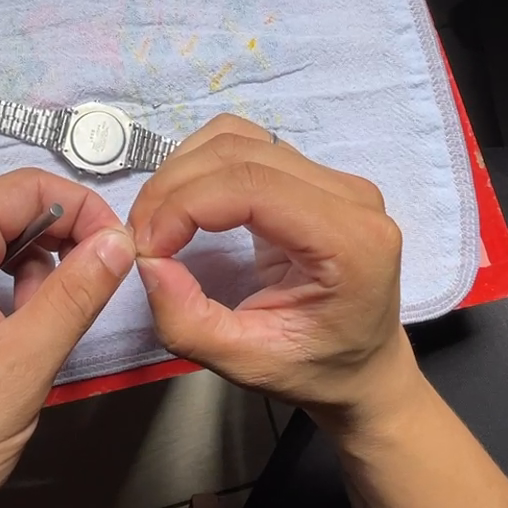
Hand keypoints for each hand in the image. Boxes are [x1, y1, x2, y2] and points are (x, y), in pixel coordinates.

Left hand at [0, 168, 135, 507]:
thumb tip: (120, 240)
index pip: (31, 186)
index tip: (122, 257)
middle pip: (11, 211)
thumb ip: (76, 295)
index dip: (86, 212)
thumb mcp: (18, 367)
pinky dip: (3, 298)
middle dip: (61, 247)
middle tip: (88, 302)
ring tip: (37, 337)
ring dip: (32, 278)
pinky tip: (6, 345)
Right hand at [128, 115, 422, 436]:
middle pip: (239, 152)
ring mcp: (334, 178)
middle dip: (173, 187)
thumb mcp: (247, 365)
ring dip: (182, 169)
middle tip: (142, 236)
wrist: (365, 368)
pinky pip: (246, 143)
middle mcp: (349, 196)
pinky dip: (201, 163)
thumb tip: (148, 259)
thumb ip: (189, 322)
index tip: (147, 247)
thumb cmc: (316, 370)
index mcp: (350, 241)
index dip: (185, 205)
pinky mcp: (312, 174)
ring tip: (159, 218)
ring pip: (237, 136)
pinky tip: (186, 200)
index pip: (252, 186)